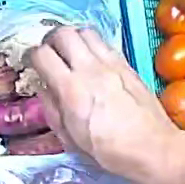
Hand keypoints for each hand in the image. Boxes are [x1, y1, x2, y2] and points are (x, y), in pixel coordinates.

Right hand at [31, 26, 184, 183]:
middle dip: (50, 40)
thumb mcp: (71, 139)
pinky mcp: (128, 65)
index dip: (31, 56)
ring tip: (71, 53)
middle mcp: (90, 69)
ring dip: (73, 38)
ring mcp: (112, 64)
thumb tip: (45, 88)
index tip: (31, 63)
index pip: (42, 54)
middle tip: (50, 53)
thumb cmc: (109, 152)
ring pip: (85, 31)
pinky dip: (93, 46)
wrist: (153, 148)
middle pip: (63, 33)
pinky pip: (105, 43)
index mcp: (72, 89)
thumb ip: (53, 110)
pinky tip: (93, 62)